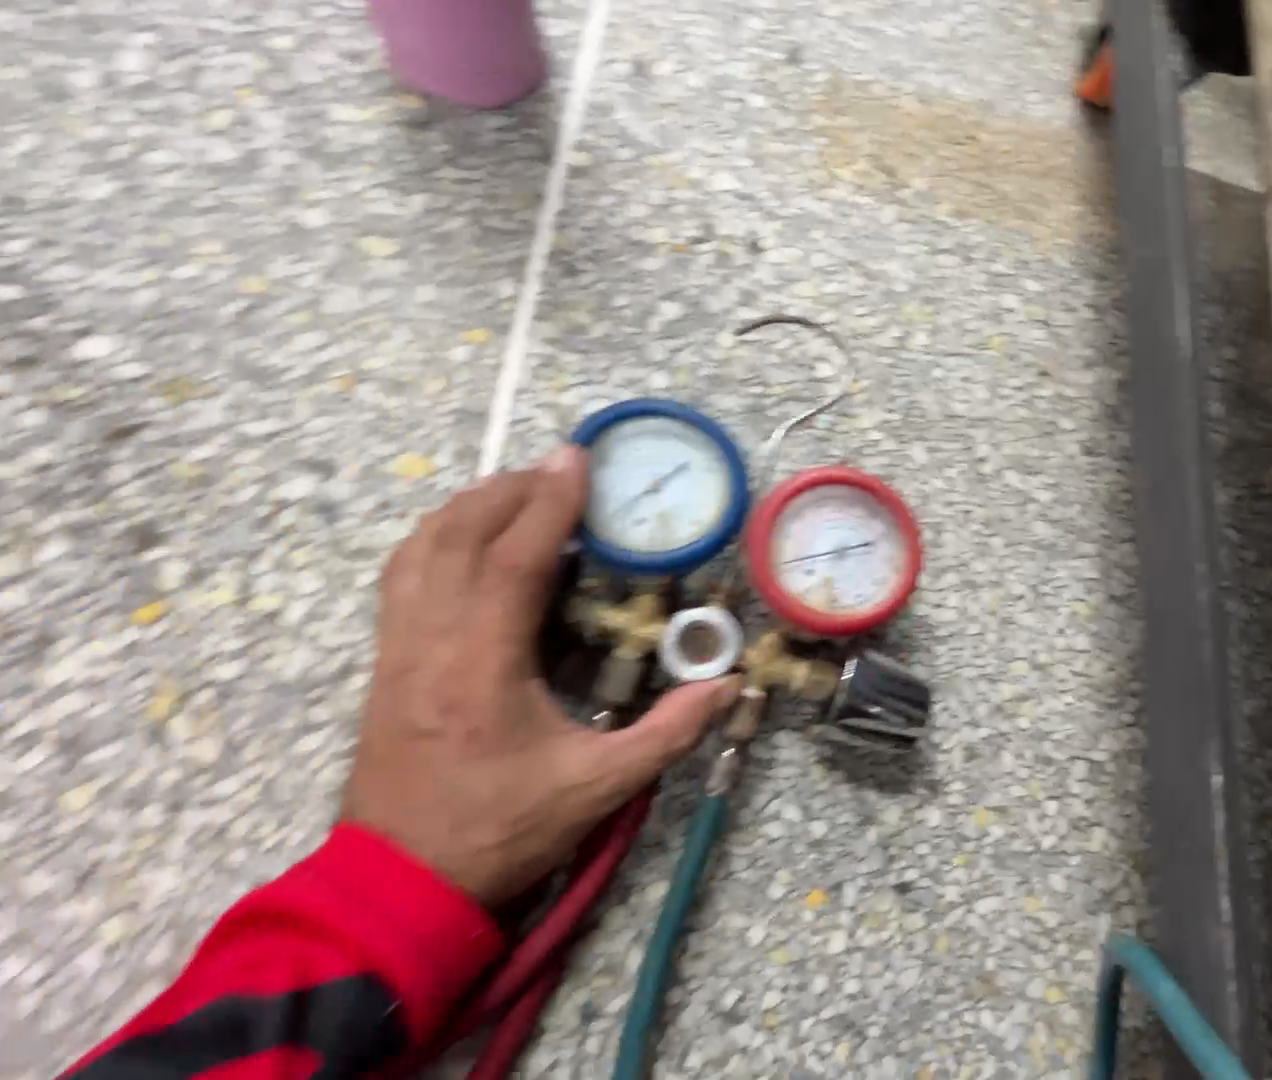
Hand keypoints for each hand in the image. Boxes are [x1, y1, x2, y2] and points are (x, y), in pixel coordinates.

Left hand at [342, 446, 738, 905]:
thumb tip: (729, 685)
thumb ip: (669, 732)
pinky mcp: (386, 663)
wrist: (400, 883)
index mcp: (481, 666)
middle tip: (559, 470)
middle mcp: (429, 644)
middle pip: (455, 536)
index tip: (577, 459)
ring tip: (519, 492)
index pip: (512, 560)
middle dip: (509, 490)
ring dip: (468, 508)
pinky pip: (402, 577)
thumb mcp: (600, 786)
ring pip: (418, 550)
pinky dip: (437, 539)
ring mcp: (398, 651)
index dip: (549, 504)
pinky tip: (468, 540)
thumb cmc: (502, 830)